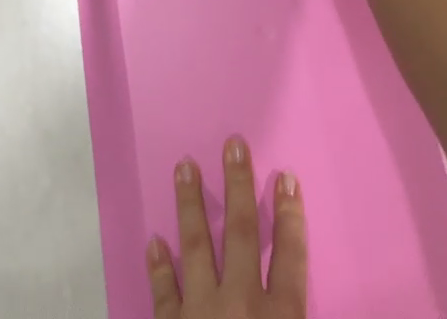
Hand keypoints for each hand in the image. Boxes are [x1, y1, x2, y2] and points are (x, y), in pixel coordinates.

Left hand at [148, 137, 306, 318]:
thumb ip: (292, 309)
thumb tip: (288, 281)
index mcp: (281, 316)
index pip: (290, 255)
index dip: (290, 215)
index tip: (285, 176)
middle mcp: (241, 303)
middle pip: (241, 234)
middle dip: (238, 185)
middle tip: (232, 145)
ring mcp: (200, 313)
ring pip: (196, 248)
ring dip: (190, 205)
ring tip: (185, 167)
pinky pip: (164, 293)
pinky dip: (159, 268)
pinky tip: (155, 240)